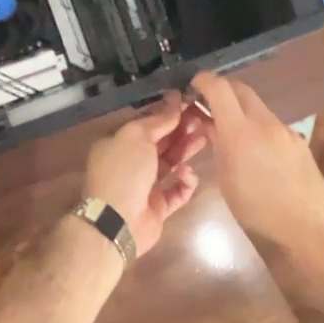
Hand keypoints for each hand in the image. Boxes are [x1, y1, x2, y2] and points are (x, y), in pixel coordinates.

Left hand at [82, 93, 206, 257]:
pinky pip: (177, 190)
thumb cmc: (124, 171)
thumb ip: (158, 119)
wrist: (118, 222)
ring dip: (187, 151)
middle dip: (181, 130)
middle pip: (161, 142)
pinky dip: (185, 182)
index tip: (190, 103)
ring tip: (205, 139)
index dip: (168, 113)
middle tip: (203, 119)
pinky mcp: (159, 207)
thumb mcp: (137, 135)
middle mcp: (130, 162)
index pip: (146, 123)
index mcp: (118, 143)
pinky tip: (188, 174)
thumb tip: (175, 100)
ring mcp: (144, 186)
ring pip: (171, 164)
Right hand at [190, 71, 323, 261]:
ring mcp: (288, 132)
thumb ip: (217, 144)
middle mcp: (267, 123)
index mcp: (241, 132)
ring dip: (244, 114)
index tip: (195, 84)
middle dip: (224, 92)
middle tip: (211, 105)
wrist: (302, 234)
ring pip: (260, 110)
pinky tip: (261, 156)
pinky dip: (262, 131)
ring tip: (235, 136)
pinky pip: (276, 128)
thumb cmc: (254, 214)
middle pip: (242, 91)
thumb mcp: (225, 178)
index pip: (220, 88)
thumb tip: (209, 123)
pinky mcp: (302, 144)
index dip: (204, 80)